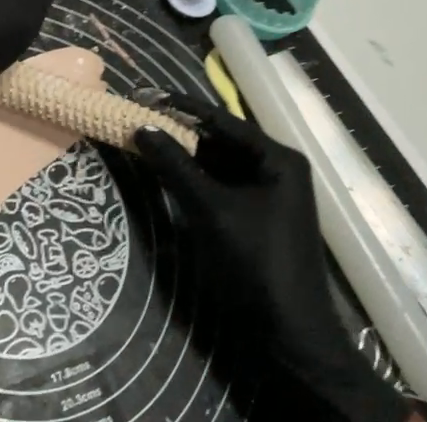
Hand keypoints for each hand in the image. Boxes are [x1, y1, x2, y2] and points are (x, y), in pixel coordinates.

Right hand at [136, 94, 407, 421]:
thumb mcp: (211, 209)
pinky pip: (219, 183)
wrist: (291, 334)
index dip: (178, 105)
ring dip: (181, 152)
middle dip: (177, 128)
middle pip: (218, 138)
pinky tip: (163, 170)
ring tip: (141, 139)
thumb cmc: (256, 262)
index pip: (220, 119)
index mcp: (278, 158)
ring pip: (216, 161)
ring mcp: (267, 192)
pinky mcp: (256, 214)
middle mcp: (276, 167)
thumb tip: (140, 127)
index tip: (140, 94)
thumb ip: (175, 165)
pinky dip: (191, 176)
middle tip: (135, 117)